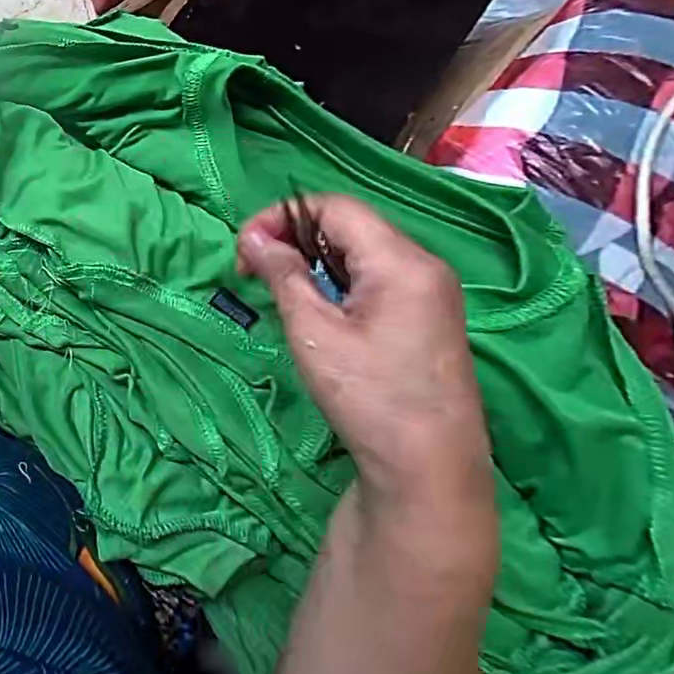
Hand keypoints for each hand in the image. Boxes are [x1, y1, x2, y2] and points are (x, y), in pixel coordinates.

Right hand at [236, 195, 490, 506]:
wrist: (428, 466)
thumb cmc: (368, 395)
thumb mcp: (314, 331)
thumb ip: (284, 274)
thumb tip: (253, 238)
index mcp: (401, 261)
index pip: (335, 207)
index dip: (281, 216)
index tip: (244, 248)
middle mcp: (423, 266)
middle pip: (348, 225)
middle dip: (293, 237)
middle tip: (253, 270)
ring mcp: (429, 292)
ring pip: (359, 252)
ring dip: (311, 260)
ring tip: (277, 289)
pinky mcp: (425, 317)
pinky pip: (373, 278)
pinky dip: (335, 280)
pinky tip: (313, 308)